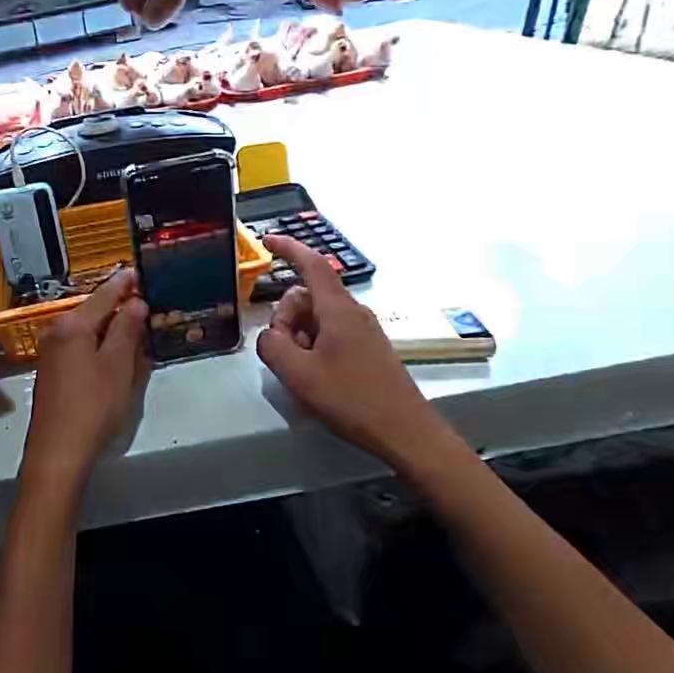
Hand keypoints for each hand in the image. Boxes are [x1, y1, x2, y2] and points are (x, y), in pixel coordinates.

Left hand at [24, 268, 149, 488]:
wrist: (58, 450)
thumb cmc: (93, 404)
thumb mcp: (118, 365)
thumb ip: (127, 329)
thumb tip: (135, 302)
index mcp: (72, 325)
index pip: (103, 295)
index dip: (124, 283)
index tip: (139, 271)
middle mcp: (56, 332)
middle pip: (92, 312)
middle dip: (118, 307)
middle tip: (145, 302)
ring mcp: (50, 353)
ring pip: (86, 331)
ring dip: (110, 329)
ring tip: (136, 327)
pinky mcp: (51, 373)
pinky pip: (79, 348)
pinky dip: (98, 346)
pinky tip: (114, 355)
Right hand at [255, 236, 469, 477]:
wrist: (406, 432)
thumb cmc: (352, 399)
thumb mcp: (298, 374)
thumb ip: (271, 346)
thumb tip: (270, 336)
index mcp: (338, 310)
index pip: (311, 265)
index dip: (288, 249)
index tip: (268, 240)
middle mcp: (352, 313)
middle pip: (305, 297)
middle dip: (286, 319)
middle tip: (286, 355)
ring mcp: (362, 331)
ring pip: (315, 319)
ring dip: (299, 338)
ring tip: (303, 373)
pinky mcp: (366, 349)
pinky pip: (329, 335)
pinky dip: (313, 348)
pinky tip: (317, 378)